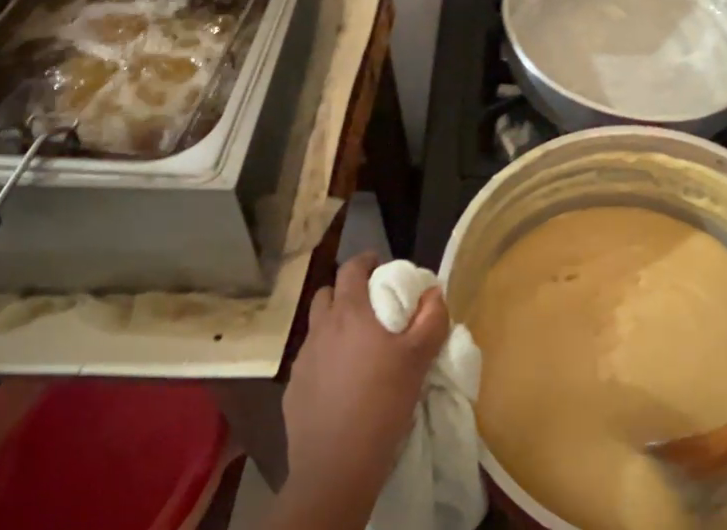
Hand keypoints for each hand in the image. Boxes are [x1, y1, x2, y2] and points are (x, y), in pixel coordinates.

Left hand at [280, 253, 448, 516]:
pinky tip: (342, 383)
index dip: (366, 261)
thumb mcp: (419, 358)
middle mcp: (321, 329)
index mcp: (350, 313)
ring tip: (357, 346)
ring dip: (334, 326)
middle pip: (327, 294)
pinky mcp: (293, 390)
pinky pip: (310, 362)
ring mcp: (302, 360)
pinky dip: (325, 360)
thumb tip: (433, 291)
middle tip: (371, 306)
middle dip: (347, 292)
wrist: (336, 466)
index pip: (351, 269)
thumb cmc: (382, 403)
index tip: (382, 266)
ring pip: (316, 328)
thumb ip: (431, 318)